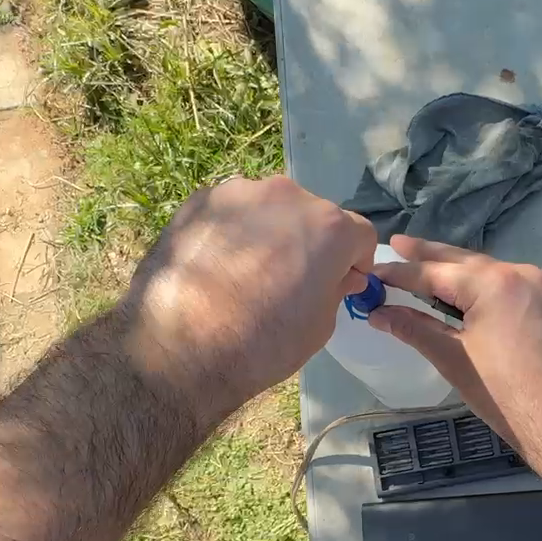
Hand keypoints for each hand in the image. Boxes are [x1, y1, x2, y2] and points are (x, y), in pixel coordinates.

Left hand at [117, 175, 374, 420]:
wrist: (180, 347)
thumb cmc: (265, 343)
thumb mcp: (321, 326)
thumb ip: (336, 288)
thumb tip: (338, 274)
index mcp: (329, 227)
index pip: (361, 235)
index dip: (356, 262)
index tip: (341, 284)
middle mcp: (288, 195)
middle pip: (316, 216)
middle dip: (314, 244)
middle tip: (293, 282)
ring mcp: (240, 192)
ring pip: (273, 210)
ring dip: (274, 234)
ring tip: (251, 275)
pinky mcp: (199, 200)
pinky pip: (235, 214)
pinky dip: (237, 233)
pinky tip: (219, 268)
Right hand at [367, 235, 541, 460]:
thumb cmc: (502, 392)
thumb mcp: (452, 358)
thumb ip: (414, 328)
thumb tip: (378, 313)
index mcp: (493, 282)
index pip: (435, 272)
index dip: (400, 272)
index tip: (373, 271)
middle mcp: (521, 273)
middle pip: (465, 261)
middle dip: (429, 254)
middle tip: (397, 243)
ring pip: (491, 273)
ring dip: (460, 271)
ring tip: (430, 268)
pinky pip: (513, 288)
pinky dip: (487, 288)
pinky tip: (473, 295)